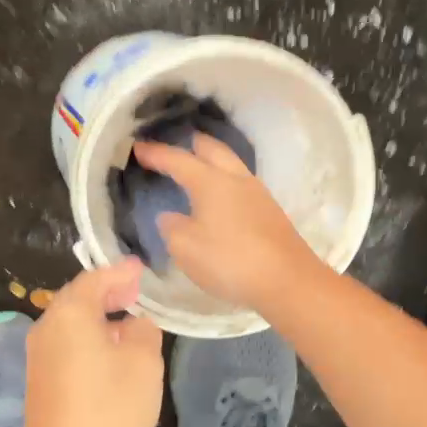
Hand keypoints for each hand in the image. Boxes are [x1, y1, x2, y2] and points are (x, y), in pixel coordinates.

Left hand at [20, 259, 163, 426]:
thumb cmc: (109, 410)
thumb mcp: (143, 364)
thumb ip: (143, 331)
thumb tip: (134, 321)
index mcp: (69, 312)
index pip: (95, 279)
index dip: (120, 272)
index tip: (141, 268)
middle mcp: (47, 326)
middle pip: (78, 298)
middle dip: (108, 291)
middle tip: (137, 290)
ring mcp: (39, 356)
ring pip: (71, 322)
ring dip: (98, 315)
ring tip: (128, 318)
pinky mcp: (40, 381)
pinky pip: (66, 343)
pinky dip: (88, 336)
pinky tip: (108, 351)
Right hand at [132, 133, 334, 309]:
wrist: (289, 282)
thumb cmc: (230, 261)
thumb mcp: (185, 248)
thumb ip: (171, 227)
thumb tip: (171, 216)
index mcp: (210, 182)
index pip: (177, 159)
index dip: (155, 153)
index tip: (138, 147)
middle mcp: (235, 179)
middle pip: (211, 148)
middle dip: (189, 144)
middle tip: (171, 149)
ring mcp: (257, 193)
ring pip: (230, 164)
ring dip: (210, 161)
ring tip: (193, 170)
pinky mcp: (270, 211)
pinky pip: (240, 183)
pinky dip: (223, 180)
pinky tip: (217, 197)